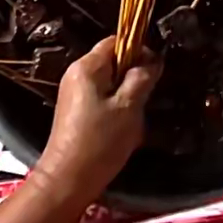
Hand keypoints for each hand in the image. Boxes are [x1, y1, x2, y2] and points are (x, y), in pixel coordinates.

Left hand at [32, 38, 158, 205]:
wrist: (68, 180)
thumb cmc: (100, 142)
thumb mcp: (129, 108)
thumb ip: (142, 79)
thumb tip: (153, 59)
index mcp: (86, 67)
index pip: (115, 42)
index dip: (138, 50)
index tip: (155, 71)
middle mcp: (76, 74)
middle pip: (113, 63)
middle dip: (133, 78)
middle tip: (146, 99)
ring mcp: (74, 93)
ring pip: (110, 84)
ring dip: (127, 98)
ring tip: (134, 120)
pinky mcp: (75, 111)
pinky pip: (102, 100)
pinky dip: (116, 110)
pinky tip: (122, 132)